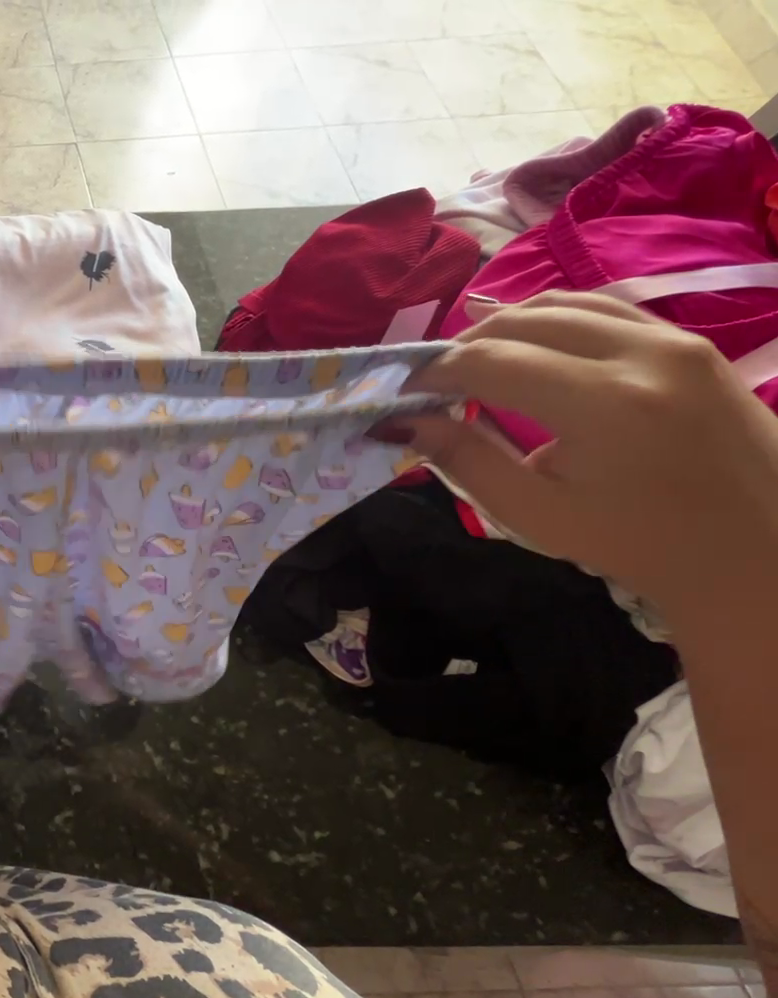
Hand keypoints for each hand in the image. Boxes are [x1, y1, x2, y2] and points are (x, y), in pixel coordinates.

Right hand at [400, 291, 777, 620]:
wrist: (756, 548)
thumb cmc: (633, 541)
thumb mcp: (531, 511)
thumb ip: (462, 457)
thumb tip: (401, 423)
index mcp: (603, 404)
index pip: (488, 361)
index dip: (432, 373)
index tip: (401, 398)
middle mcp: (644, 355)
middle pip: (522, 321)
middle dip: (461, 348)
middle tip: (430, 386)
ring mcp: (676, 341)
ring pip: (563, 303)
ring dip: (503, 328)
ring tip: (471, 367)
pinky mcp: (689, 343)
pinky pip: (603, 309)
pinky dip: (549, 322)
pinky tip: (524, 352)